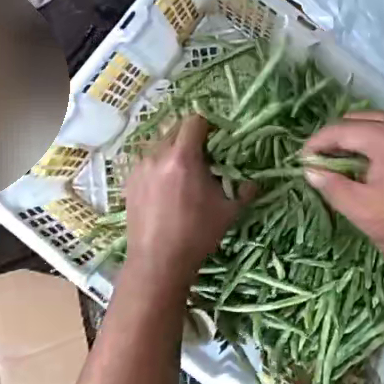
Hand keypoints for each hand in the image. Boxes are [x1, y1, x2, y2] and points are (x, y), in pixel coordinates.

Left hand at [122, 114, 246, 289]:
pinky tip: (168, 188)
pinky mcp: (130, 182)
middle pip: (175, 130)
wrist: (158, 262)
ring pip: (159, 146)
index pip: (194, 121)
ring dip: (174, 151)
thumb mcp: (228, 211)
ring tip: (185, 174)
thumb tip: (254, 181)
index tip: (218, 139)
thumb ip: (244, 191)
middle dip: (191, 137)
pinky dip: (160, 166)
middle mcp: (157, 156)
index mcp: (183, 158)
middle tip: (205, 156)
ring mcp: (140, 169)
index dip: (209, 125)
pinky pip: (148, 163)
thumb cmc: (197, 235)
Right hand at [300, 112, 383, 271]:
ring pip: (378, 125)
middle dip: (336, 140)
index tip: (301, 162)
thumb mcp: (367, 214)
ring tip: (341, 168)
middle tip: (319, 165)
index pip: (341, 129)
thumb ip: (334, 187)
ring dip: (357, 141)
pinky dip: (376, 144)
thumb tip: (310, 170)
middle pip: (359, 121)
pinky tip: (370, 168)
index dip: (316, 144)